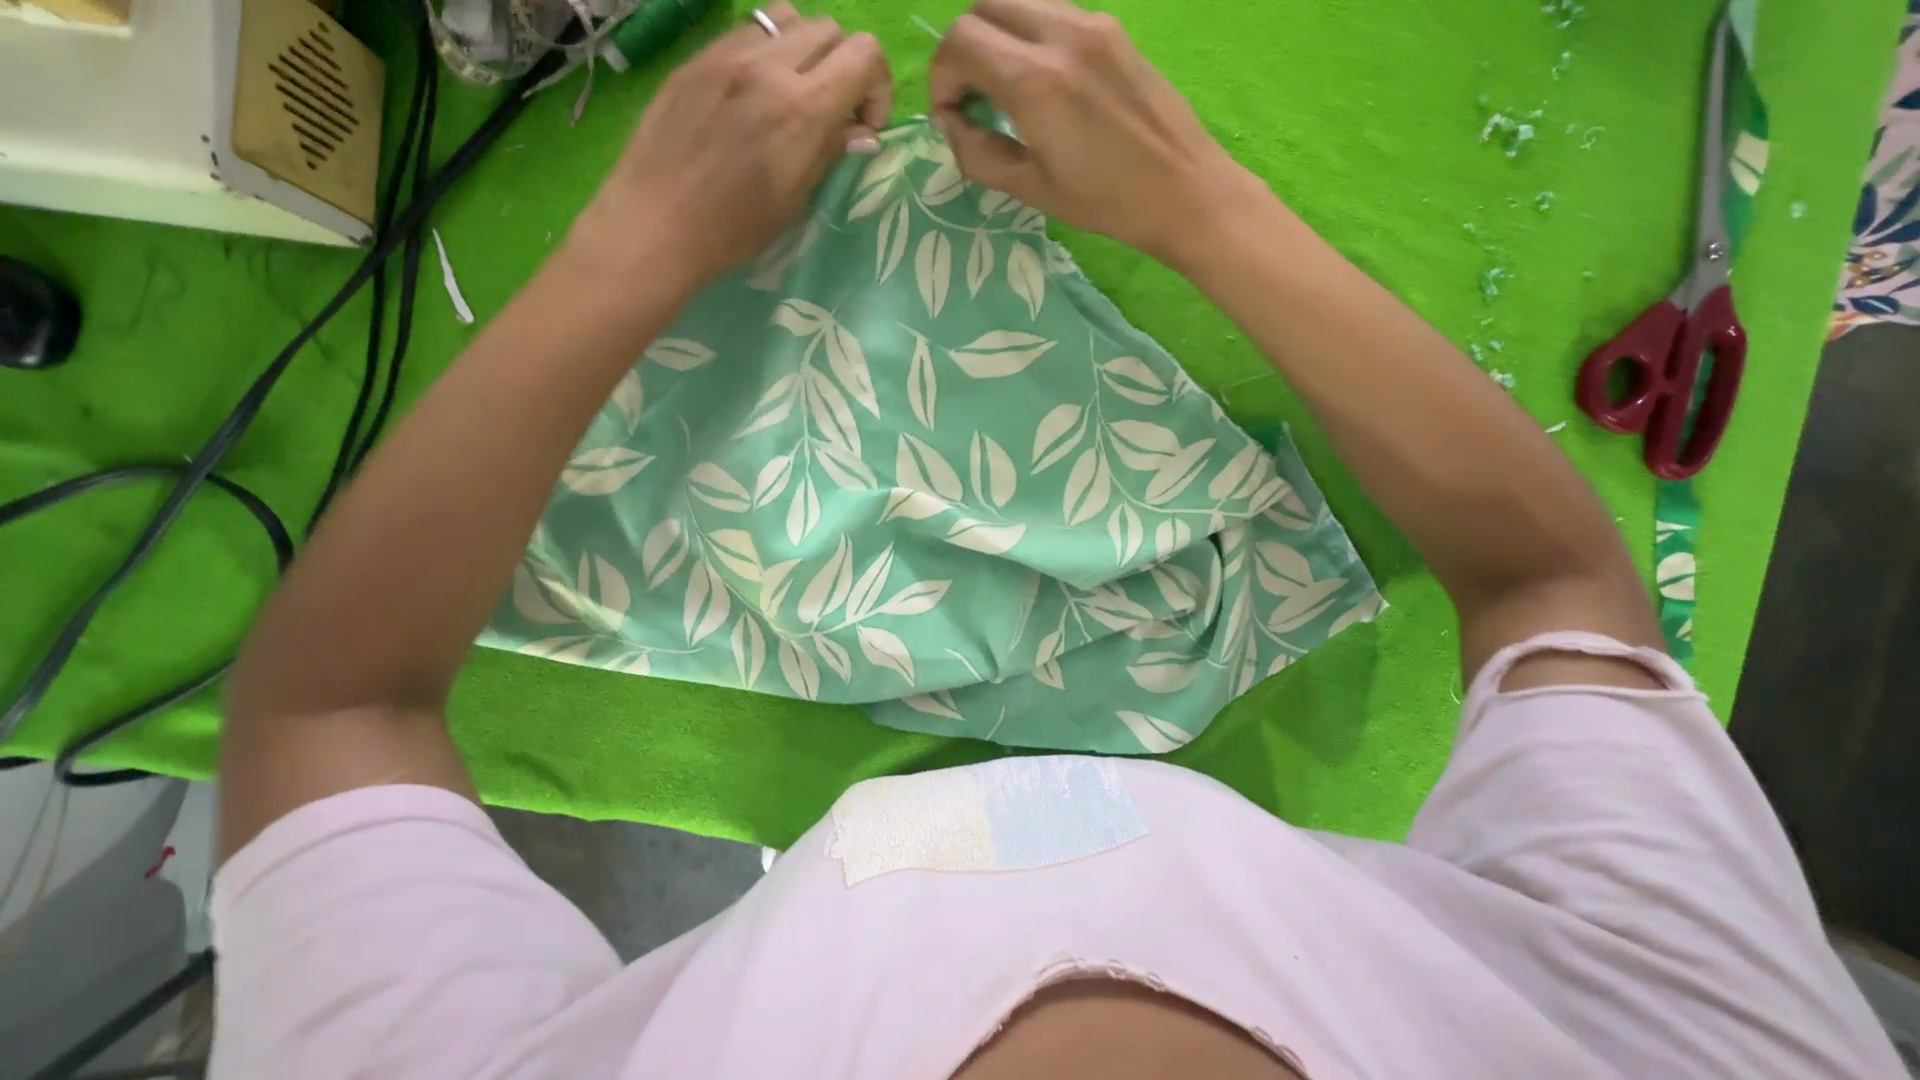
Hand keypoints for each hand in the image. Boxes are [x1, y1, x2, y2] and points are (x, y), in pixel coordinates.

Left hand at [567, 3, 892, 290]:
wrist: (655, 224)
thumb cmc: (732, 229)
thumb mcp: (796, 200)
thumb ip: (831, 151)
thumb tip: (861, 131)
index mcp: (800, 107)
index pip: (864, 54)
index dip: (877, 88)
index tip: (863, 126)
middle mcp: (767, 65)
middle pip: (830, 29)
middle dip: (843, 67)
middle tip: (830, 111)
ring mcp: (726, 54)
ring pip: (787, 18)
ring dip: (803, 50)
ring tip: (790, 93)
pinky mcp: (696, 58)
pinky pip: (745, 32)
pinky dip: (764, 53)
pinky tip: (750, 95)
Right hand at [928, 0, 1263, 266]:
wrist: (1185, 190)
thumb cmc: (1107, 201)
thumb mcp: (1031, 188)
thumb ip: (978, 154)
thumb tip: (951, 125)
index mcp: (1035, 80)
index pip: (960, 42)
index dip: (941, 77)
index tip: (950, 116)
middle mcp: (1060, 36)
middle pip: (983, 7)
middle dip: (962, 49)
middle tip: (970, 96)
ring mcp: (1092, 25)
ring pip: (1018, 2)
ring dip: (996, 37)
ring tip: (1003, 87)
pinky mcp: (1113, 30)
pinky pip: (1053, 13)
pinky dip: (1029, 36)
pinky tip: (1042, 82)